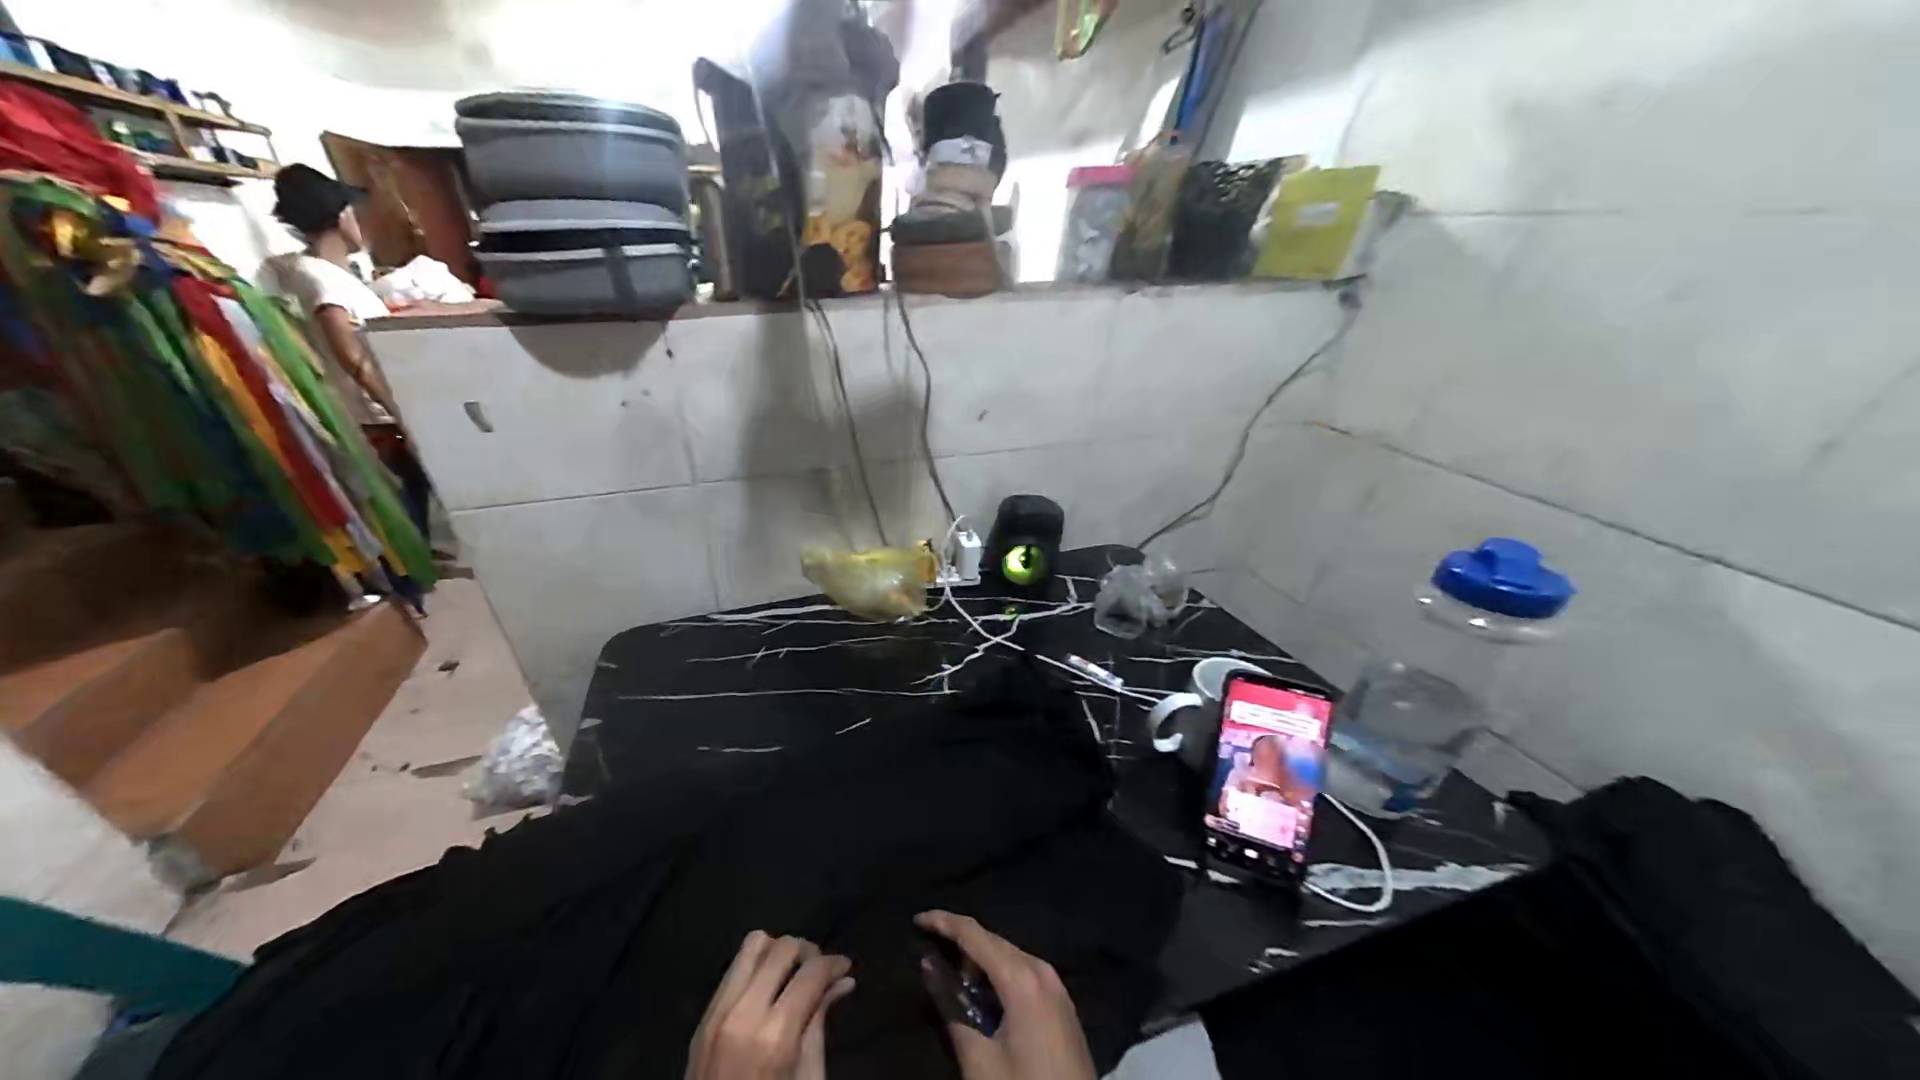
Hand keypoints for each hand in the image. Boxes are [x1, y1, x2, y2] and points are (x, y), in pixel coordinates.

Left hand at [685, 931, 854, 1079]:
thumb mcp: (807, 1078)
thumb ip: (819, 1022)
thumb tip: (843, 982)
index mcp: (774, 1035)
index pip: (812, 971)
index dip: (835, 964)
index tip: (845, 970)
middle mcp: (743, 1013)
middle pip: (782, 947)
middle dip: (808, 952)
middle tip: (819, 974)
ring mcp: (717, 1014)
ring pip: (752, 945)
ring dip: (778, 953)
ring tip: (792, 976)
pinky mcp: (702, 1020)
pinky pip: (733, 969)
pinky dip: (755, 967)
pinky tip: (768, 991)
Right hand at [915, 911, 1095, 1079]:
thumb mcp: (978, 1059)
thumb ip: (950, 1007)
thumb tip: (928, 967)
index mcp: (1021, 977)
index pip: (974, 934)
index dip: (943, 922)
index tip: (917, 919)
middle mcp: (1041, 969)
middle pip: (992, 941)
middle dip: (960, 944)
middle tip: (931, 958)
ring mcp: (1055, 985)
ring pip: (1008, 956)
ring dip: (980, 963)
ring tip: (955, 984)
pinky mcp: (1061, 1002)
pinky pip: (1023, 972)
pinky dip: (999, 976)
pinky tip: (984, 997)